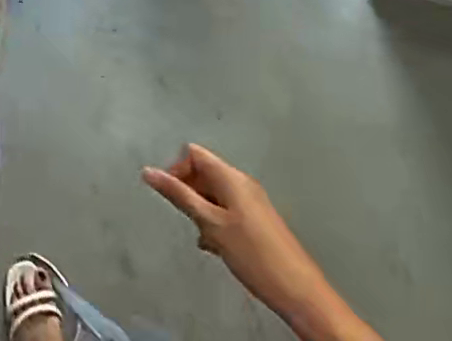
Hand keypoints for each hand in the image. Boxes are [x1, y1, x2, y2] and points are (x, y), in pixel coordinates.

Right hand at [142, 145, 338, 323]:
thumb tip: (148, 171)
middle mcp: (243, 185)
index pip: (193, 153)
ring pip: (212, 193)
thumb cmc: (254, 255)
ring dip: (200, 209)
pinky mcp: (258, 222)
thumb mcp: (209, 222)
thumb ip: (177, 194)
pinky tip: (215, 245)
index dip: (176, 168)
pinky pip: (225, 209)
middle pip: (202, 172)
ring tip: (203, 234)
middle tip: (187, 216)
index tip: (171, 193)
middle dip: (187, 190)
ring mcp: (253, 204)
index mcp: (232, 178)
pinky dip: (214, 221)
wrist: (303, 297)